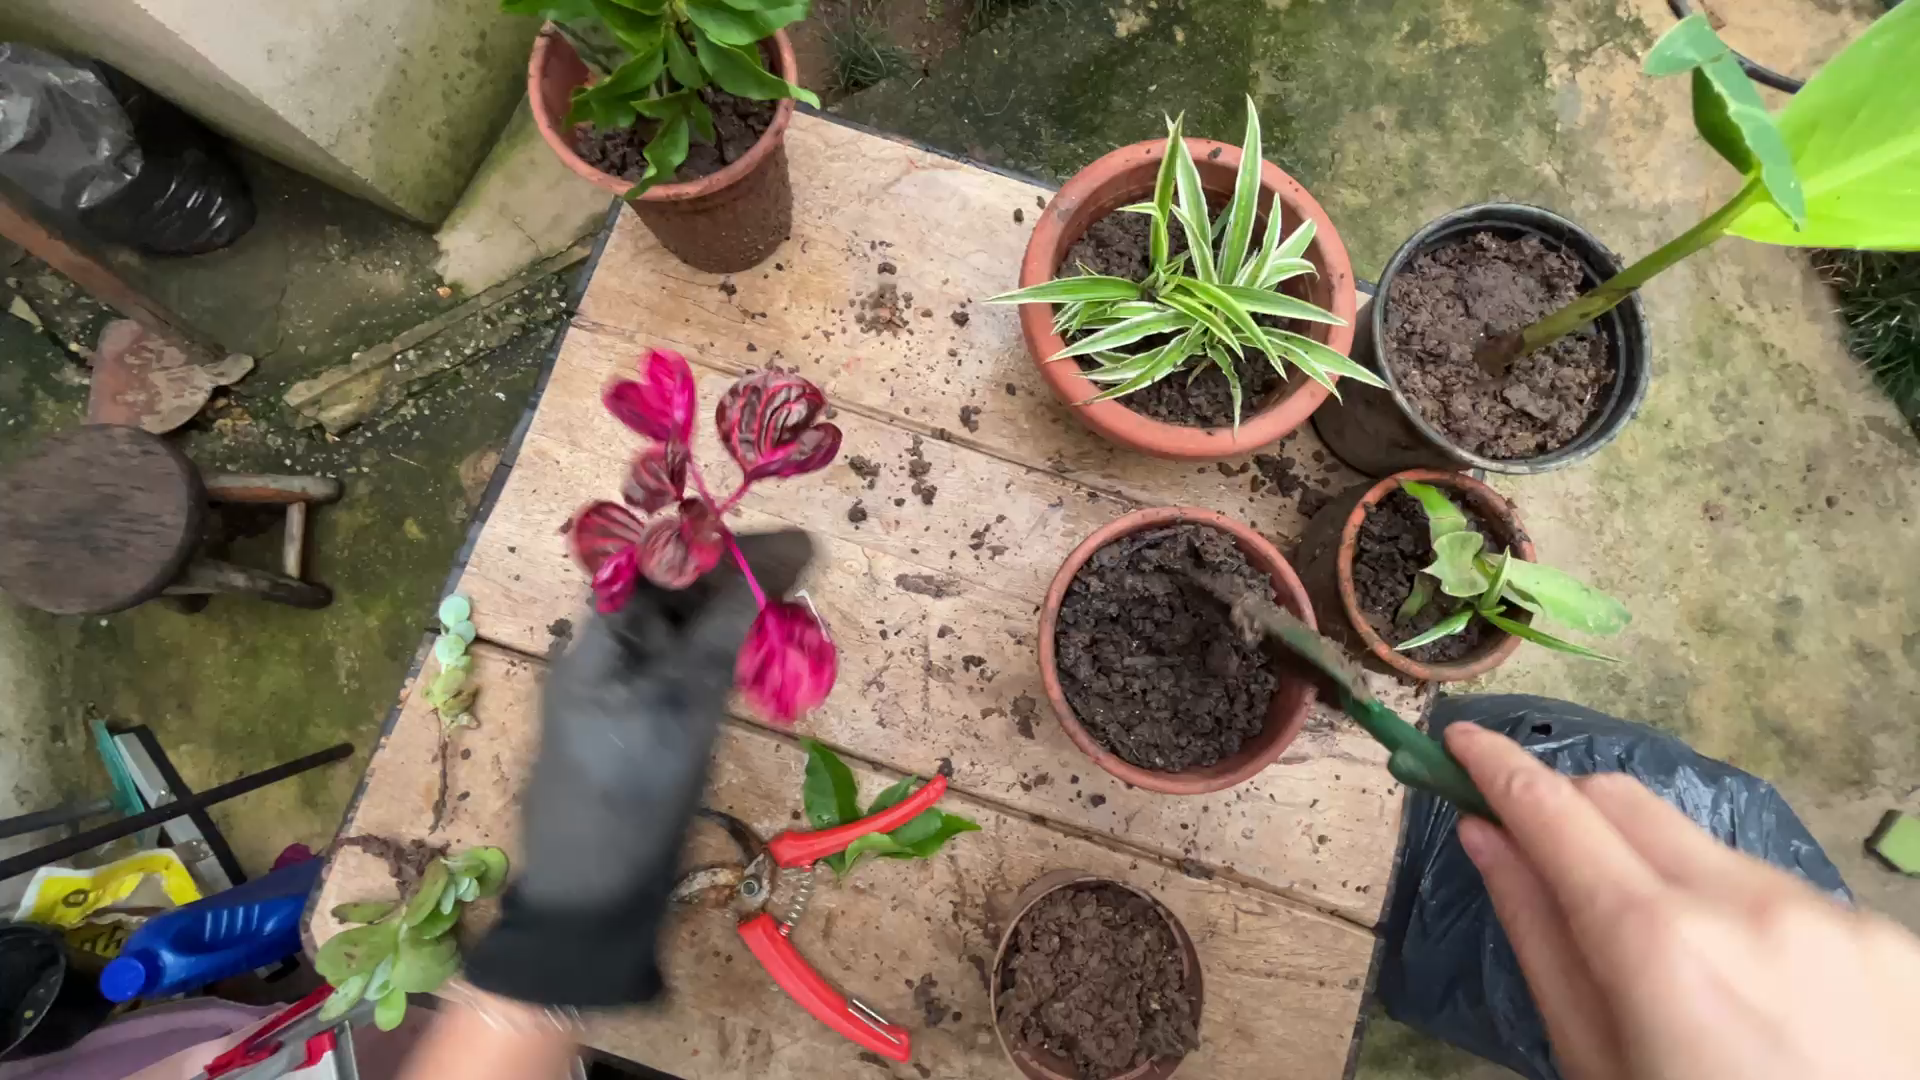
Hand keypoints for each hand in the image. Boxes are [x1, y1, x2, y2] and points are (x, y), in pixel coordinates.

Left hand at [465, 530, 812, 1007]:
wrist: (597, 888)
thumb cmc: (636, 783)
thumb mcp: (690, 690)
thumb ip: (733, 616)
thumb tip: (798, 545)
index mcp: (602, 628)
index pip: (664, 556)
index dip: (726, 543)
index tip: (790, 545)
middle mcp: (609, 644)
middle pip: (678, 585)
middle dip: (739, 575)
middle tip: (801, 577)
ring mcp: (626, 681)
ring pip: (688, 622)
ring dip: (739, 611)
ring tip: (791, 609)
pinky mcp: (646, 712)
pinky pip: (690, 660)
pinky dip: (729, 650)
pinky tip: (762, 653)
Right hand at [1444, 722, 1919, 1079]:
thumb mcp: (1589, 1051)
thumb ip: (1533, 925)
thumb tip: (1481, 831)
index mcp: (1656, 939)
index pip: (1549, 807)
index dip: (1492, 762)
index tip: (1458, 738)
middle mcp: (1747, 904)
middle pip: (1619, 797)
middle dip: (1564, 805)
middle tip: (1537, 845)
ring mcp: (1833, 919)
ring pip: (1692, 839)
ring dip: (1648, 860)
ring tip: (1666, 945)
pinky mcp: (1891, 940)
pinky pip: (1767, 883)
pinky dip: (1723, 901)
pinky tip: (1749, 977)